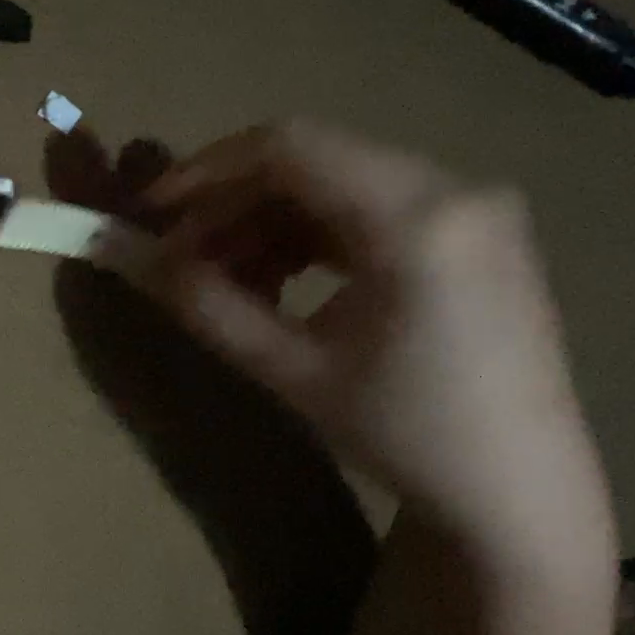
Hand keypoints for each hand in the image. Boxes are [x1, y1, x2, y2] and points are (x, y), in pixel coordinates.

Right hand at [144, 121, 610, 549]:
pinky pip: (364, 211)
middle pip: (310, 162)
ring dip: (261, 225)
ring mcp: (469, 209)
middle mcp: (453, 188)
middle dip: (227, 205)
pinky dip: (303, 238)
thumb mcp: (285, 366)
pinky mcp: (468, 235)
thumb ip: (200, 302)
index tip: (145, 215)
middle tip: (173, 261)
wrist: (513, 487)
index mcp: (416, 215)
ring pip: (333, 185)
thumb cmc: (399, 429)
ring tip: (218, 283)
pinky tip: (273, 285)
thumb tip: (120, 255)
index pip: (289, 147)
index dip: (203, 171)